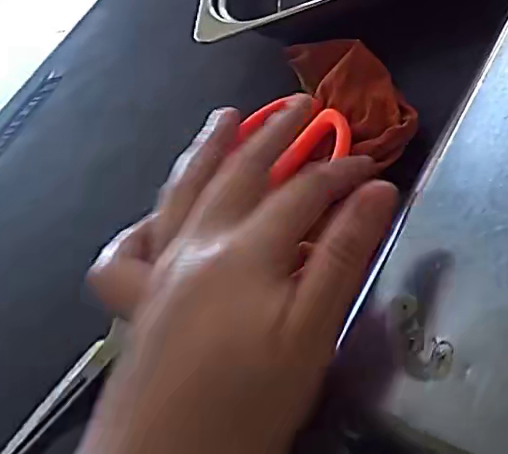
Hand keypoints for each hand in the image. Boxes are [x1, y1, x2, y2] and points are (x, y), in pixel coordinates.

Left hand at [79, 96, 400, 453]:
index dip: (345, 171)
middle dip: (280, 132)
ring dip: (210, 150)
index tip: (376, 167)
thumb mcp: (313, 330)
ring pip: (184, 195)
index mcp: (246, 252)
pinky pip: (128, 254)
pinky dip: (145, 223)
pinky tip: (161, 212)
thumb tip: (379, 189)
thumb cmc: (249, 404)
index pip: (306, 189)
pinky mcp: (136, 307)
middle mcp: (199, 249)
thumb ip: (345, 252)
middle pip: (244, 173)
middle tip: (306, 103)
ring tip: (227, 117)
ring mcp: (161, 275)